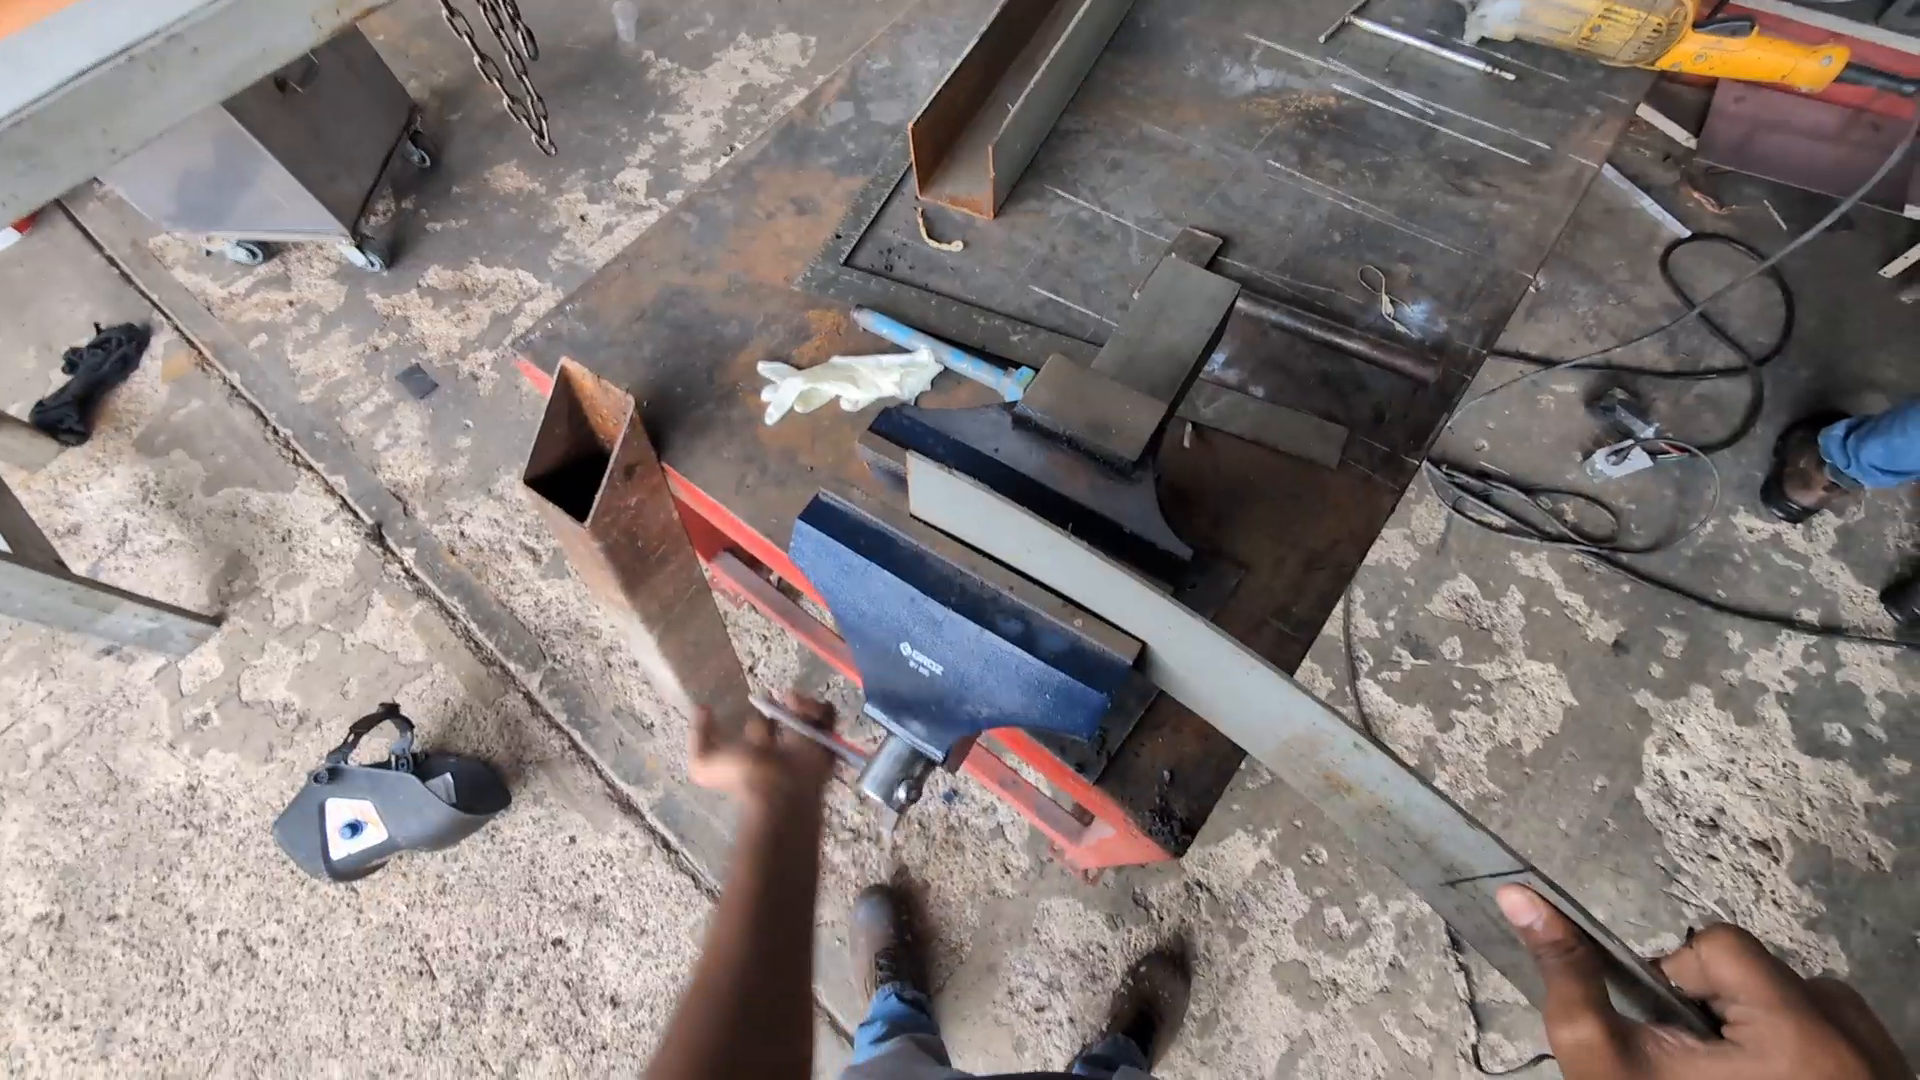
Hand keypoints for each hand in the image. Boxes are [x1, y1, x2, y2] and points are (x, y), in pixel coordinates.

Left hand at [687, 693, 837, 814]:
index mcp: (757, 751)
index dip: (756, 714)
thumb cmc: (742, 777)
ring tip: (792, 702)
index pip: (759, 726)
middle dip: (783, 704)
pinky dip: (818, 709)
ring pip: (809, 714)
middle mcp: (782, 747)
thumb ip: (698, 737)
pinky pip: (828, 717)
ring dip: (803, 703)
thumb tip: (702, 707)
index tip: (754, 699)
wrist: (779, 792)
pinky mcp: (825, 740)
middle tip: (780, 699)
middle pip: (786, 718)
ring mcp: (804, 744)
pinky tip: (804, 708)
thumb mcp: (704, 764)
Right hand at [1496, 884, 1910, 1079]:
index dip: (1677, 975)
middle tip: (1698, 1056)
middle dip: (1720, 998)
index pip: (1721, 944)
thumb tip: (1517, 894)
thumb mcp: (1600, 1053)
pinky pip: (1853, 1041)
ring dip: (1770, 1019)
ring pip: (1817, 1002)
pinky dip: (1810, 1050)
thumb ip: (1566, 970)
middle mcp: (1864, 1053)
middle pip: (1772, 970)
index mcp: (1798, 1038)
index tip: (1670, 1034)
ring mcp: (1890, 1078)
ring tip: (1736, 1070)